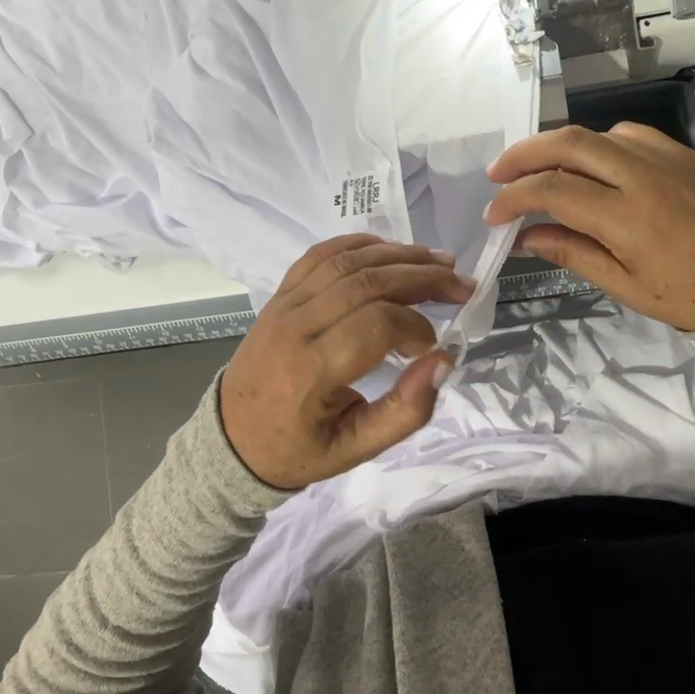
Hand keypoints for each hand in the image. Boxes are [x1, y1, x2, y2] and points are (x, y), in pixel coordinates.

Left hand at [220, 235, 473, 489]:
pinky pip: (321, 254)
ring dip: (399, 255)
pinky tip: (392, 251)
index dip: (415, 327)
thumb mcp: (355, 449)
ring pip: (347, 261)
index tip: (434, 347)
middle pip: (366, 282)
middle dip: (422, 277)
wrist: (232, 439)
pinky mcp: (280, 293)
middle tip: (461, 284)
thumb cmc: (297, 449)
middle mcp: (294, 327)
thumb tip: (443, 361)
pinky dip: (360, 245)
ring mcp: (283, 304)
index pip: (375, 324)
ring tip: (440, 261)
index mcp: (310, 371)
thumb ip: (404, 412)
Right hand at [484, 123, 694, 331]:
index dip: (514, 199)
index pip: (553, 191)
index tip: (494, 216)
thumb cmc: (688, 294)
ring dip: (557, 147)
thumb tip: (526, 235)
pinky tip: (589, 165)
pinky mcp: (678, 151)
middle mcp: (642, 176)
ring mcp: (662, 157)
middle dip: (523, 154)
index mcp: (628, 218)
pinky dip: (597, 144)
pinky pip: (626, 134)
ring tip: (536, 170)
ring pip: (594, 133)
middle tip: (497, 173)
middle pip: (568, 143)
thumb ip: (573, 252)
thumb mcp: (625, 286)